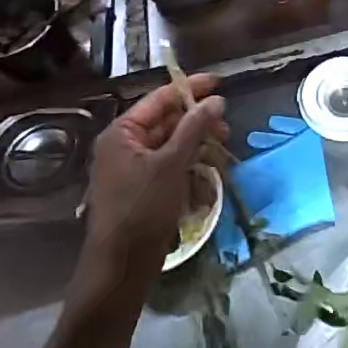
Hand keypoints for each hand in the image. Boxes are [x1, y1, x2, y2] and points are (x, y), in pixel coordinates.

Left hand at [86, 74, 226, 268]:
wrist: (121, 265)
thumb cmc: (142, 209)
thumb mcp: (171, 164)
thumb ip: (194, 128)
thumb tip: (216, 100)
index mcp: (122, 133)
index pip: (159, 99)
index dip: (189, 88)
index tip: (219, 82)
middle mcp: (124, 145)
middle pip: (166, 120)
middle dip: (197, 120)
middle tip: (226, 126)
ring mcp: (133, 168)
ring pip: (171, 143)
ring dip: (197, 142)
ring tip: (222, 147)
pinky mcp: (144, 188)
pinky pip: (170, 164)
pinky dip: (189, 162)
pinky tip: (209, 168)